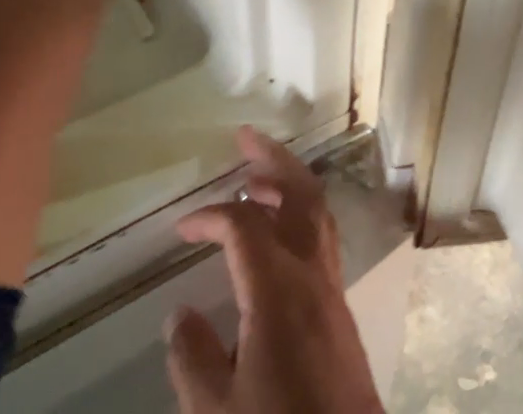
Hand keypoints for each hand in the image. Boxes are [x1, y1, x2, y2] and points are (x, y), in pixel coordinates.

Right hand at [165, 128, 385, 413]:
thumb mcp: (215, 410)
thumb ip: (192, 357)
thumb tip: (181, 314)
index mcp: (279, 290)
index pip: (245, 225)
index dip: (210, 216)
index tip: (181, 229)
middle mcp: (314, 278)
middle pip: (303, 196)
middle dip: (275, 159)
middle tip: (245, 137)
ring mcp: (334, 293)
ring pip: (320, 216)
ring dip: (292, 186)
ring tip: (259, 176)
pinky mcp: (341, 314)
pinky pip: (324, 243)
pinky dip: (300, 219)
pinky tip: (280, 236)